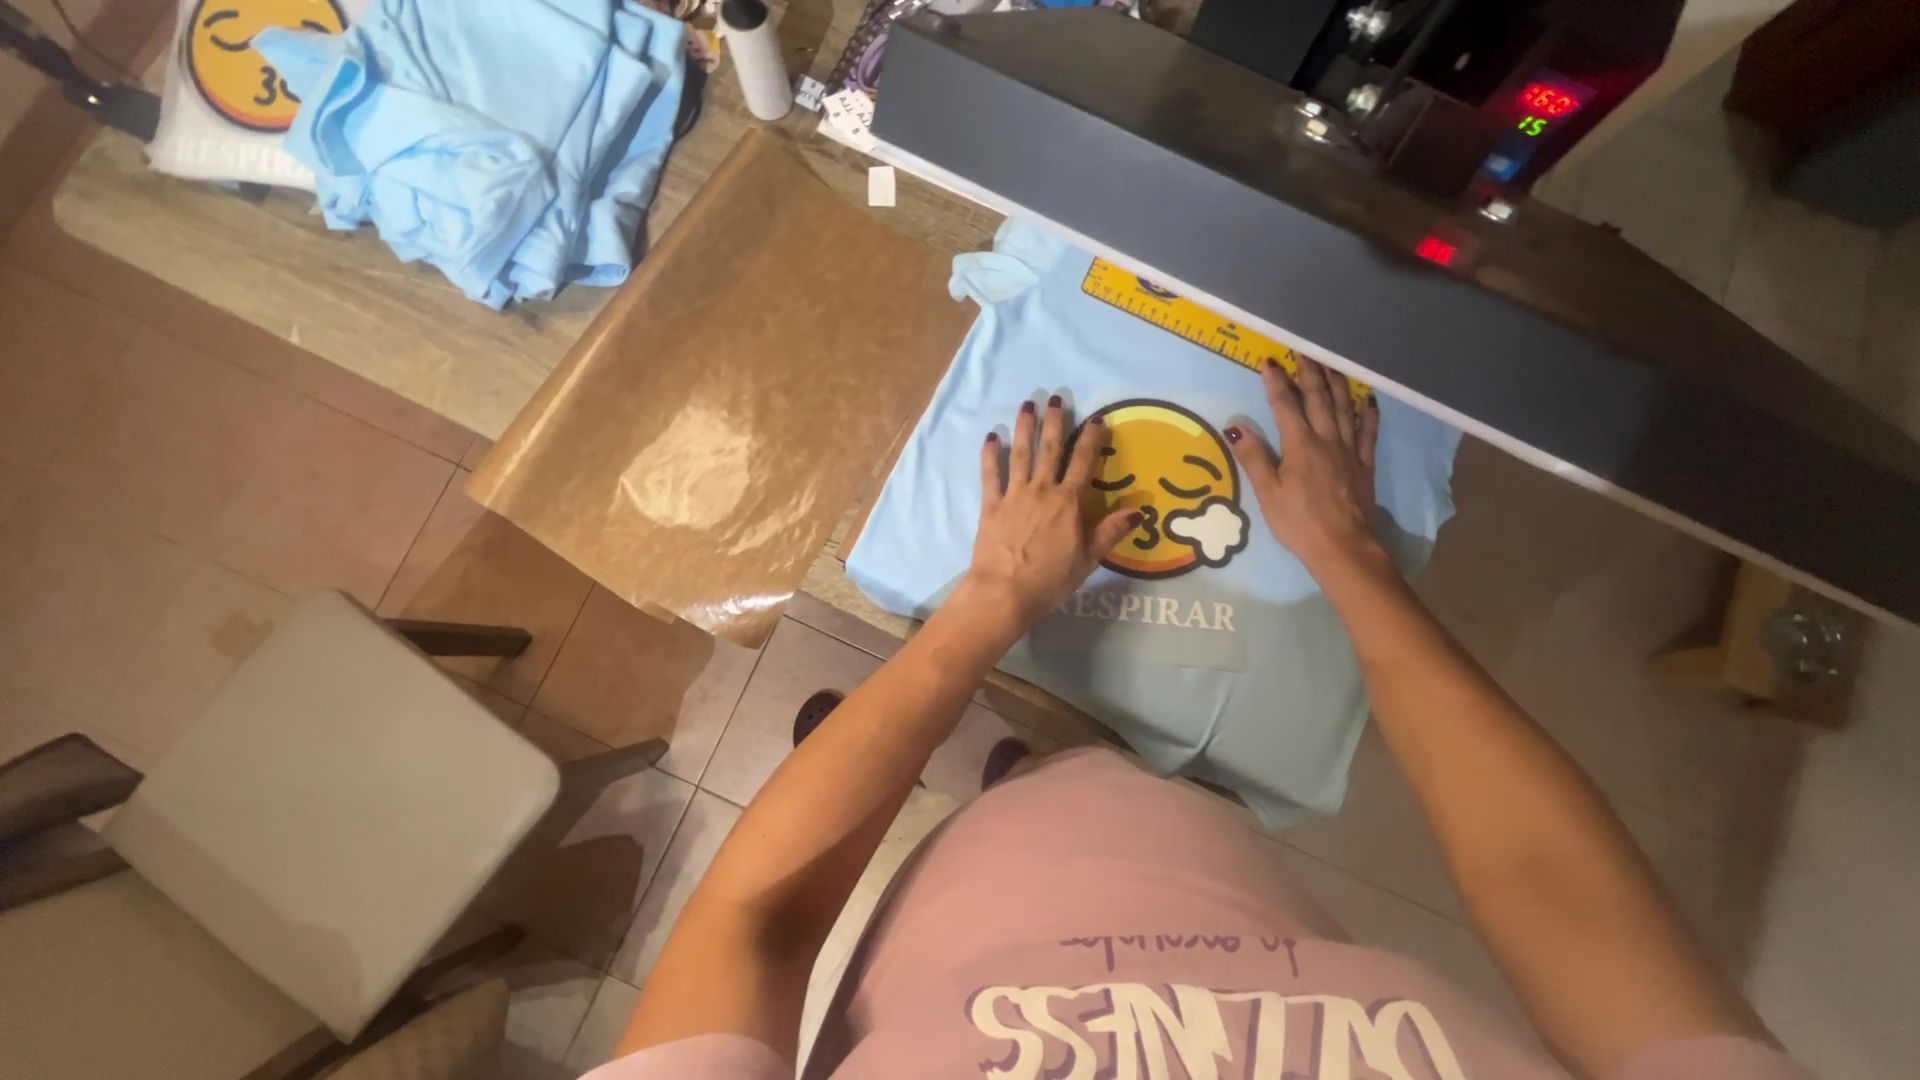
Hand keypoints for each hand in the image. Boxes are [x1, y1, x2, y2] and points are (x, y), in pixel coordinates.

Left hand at [961, 395, 1139, 631]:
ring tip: (1027, 404)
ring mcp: (1014, 495)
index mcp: (1068, 502)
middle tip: (1056, 397)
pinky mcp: (991, 505)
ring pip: (1021, 454)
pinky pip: (990, 475)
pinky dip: (990, 455)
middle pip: (1050, 450)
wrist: (1004, 592)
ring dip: (1024, 428)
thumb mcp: (1089, 559)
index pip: (1084, 463)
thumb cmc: (1050, 579)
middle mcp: (1042, 491)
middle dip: (1055, 422)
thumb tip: (1140, 510)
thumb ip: (1111, 531)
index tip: (1097, 418)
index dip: (1091, 439)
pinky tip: (991, 437)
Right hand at [1227, 357, 1382, 573]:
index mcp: (1300, 445)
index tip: (1268, 361)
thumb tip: (1236, 428)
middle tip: (1304, 350)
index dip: (1276, 382)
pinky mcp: (1365, 464)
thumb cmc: (1297, 522)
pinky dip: (1368, 412)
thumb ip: (1254, 457)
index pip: (1285, 406)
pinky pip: (1369, 431)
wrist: (1342, 546)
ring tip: (1332, 363)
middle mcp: (1326, 439)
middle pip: (1318, 398)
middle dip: (1309, 372)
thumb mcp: (1267, 493)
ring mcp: (1349, 450)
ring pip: (1344, 408)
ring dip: (1337, 383)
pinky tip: (1367, 400)